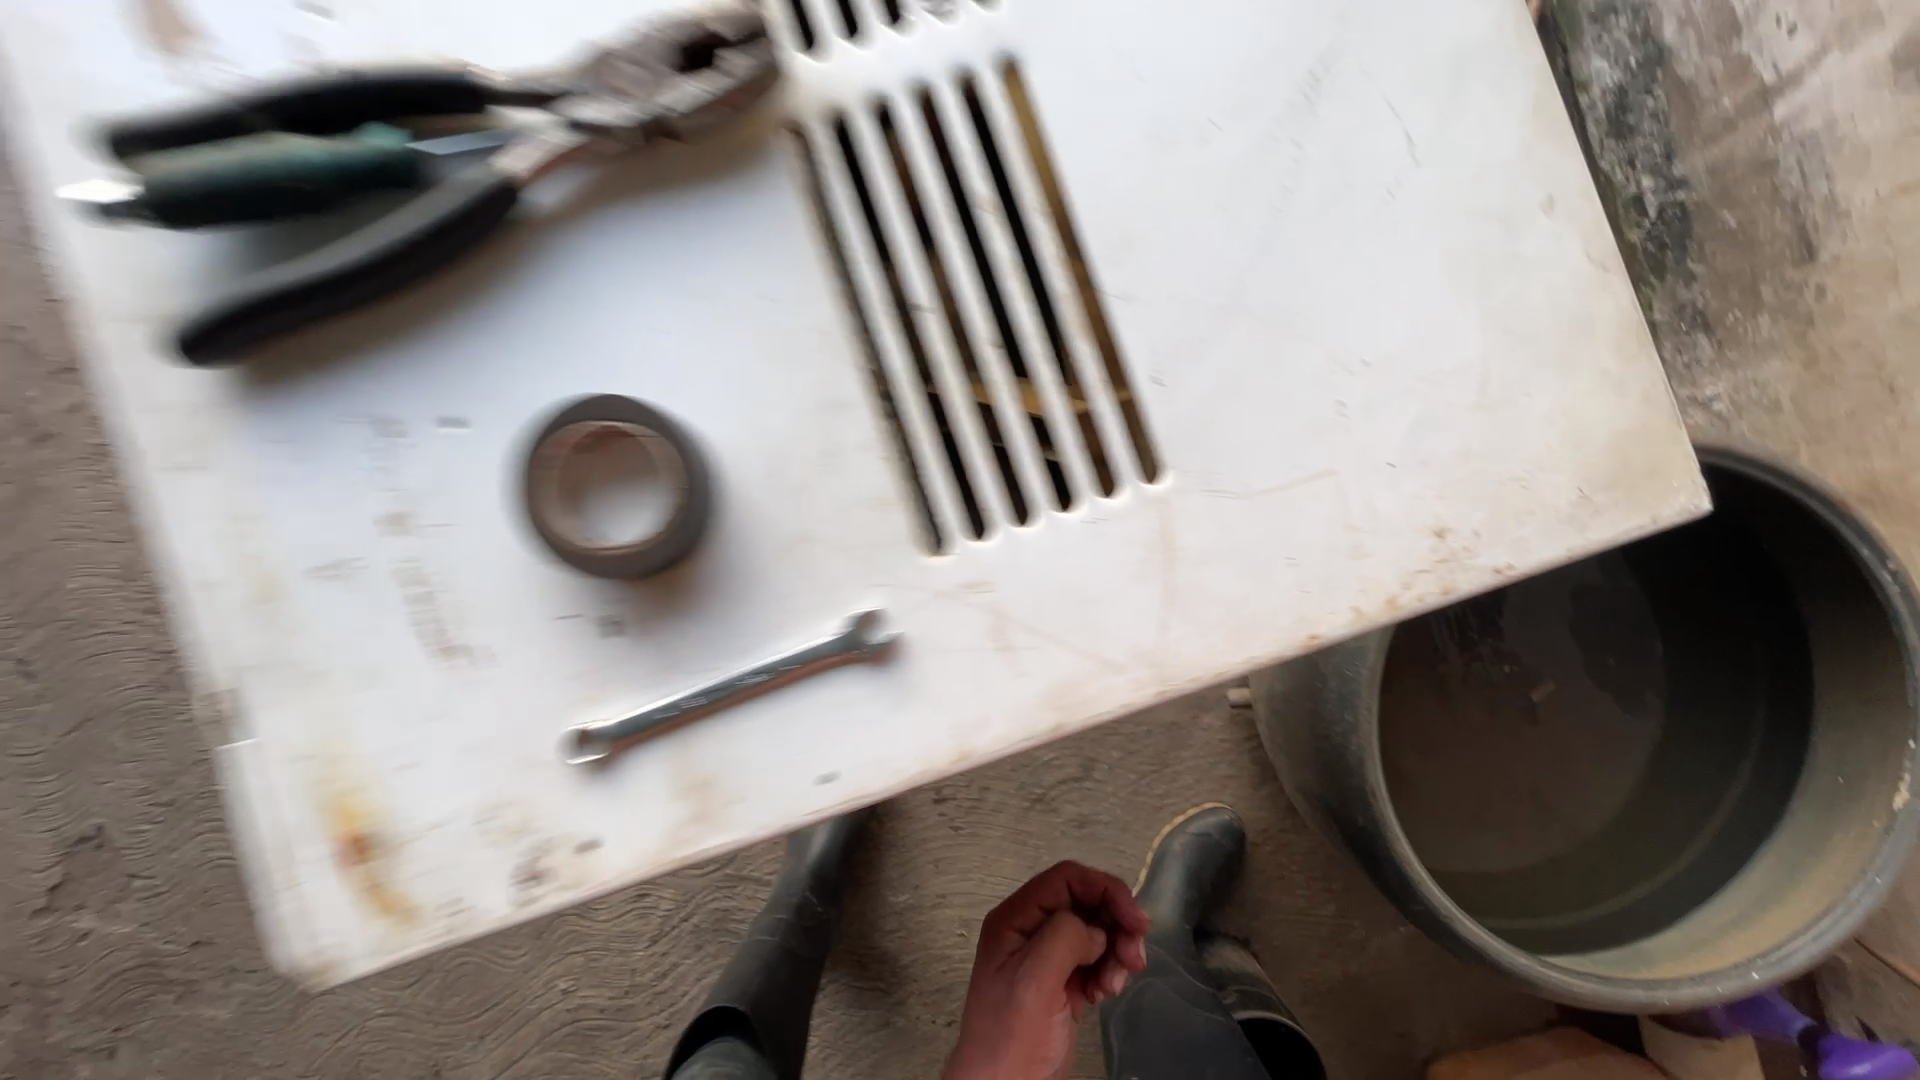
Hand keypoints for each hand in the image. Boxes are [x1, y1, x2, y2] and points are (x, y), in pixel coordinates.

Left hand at [943, 861, 1150, 1079]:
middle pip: (1085, 903)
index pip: (1066, 879)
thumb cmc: (1010, 1034)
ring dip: (1115, 951)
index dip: (1105, 889)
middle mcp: (1030, 929)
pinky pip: (1095, 960)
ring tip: (1115, 983)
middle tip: (1135, 957)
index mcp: (1016, 917)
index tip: (1136, 919)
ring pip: (1094, 932)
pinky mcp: (1062, 982)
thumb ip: (1063, 936)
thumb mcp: (1033, 979)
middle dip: (1115, 924)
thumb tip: (1095, 929)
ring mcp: (1046, 956)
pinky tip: (1106, 993)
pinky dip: (1108, 971)